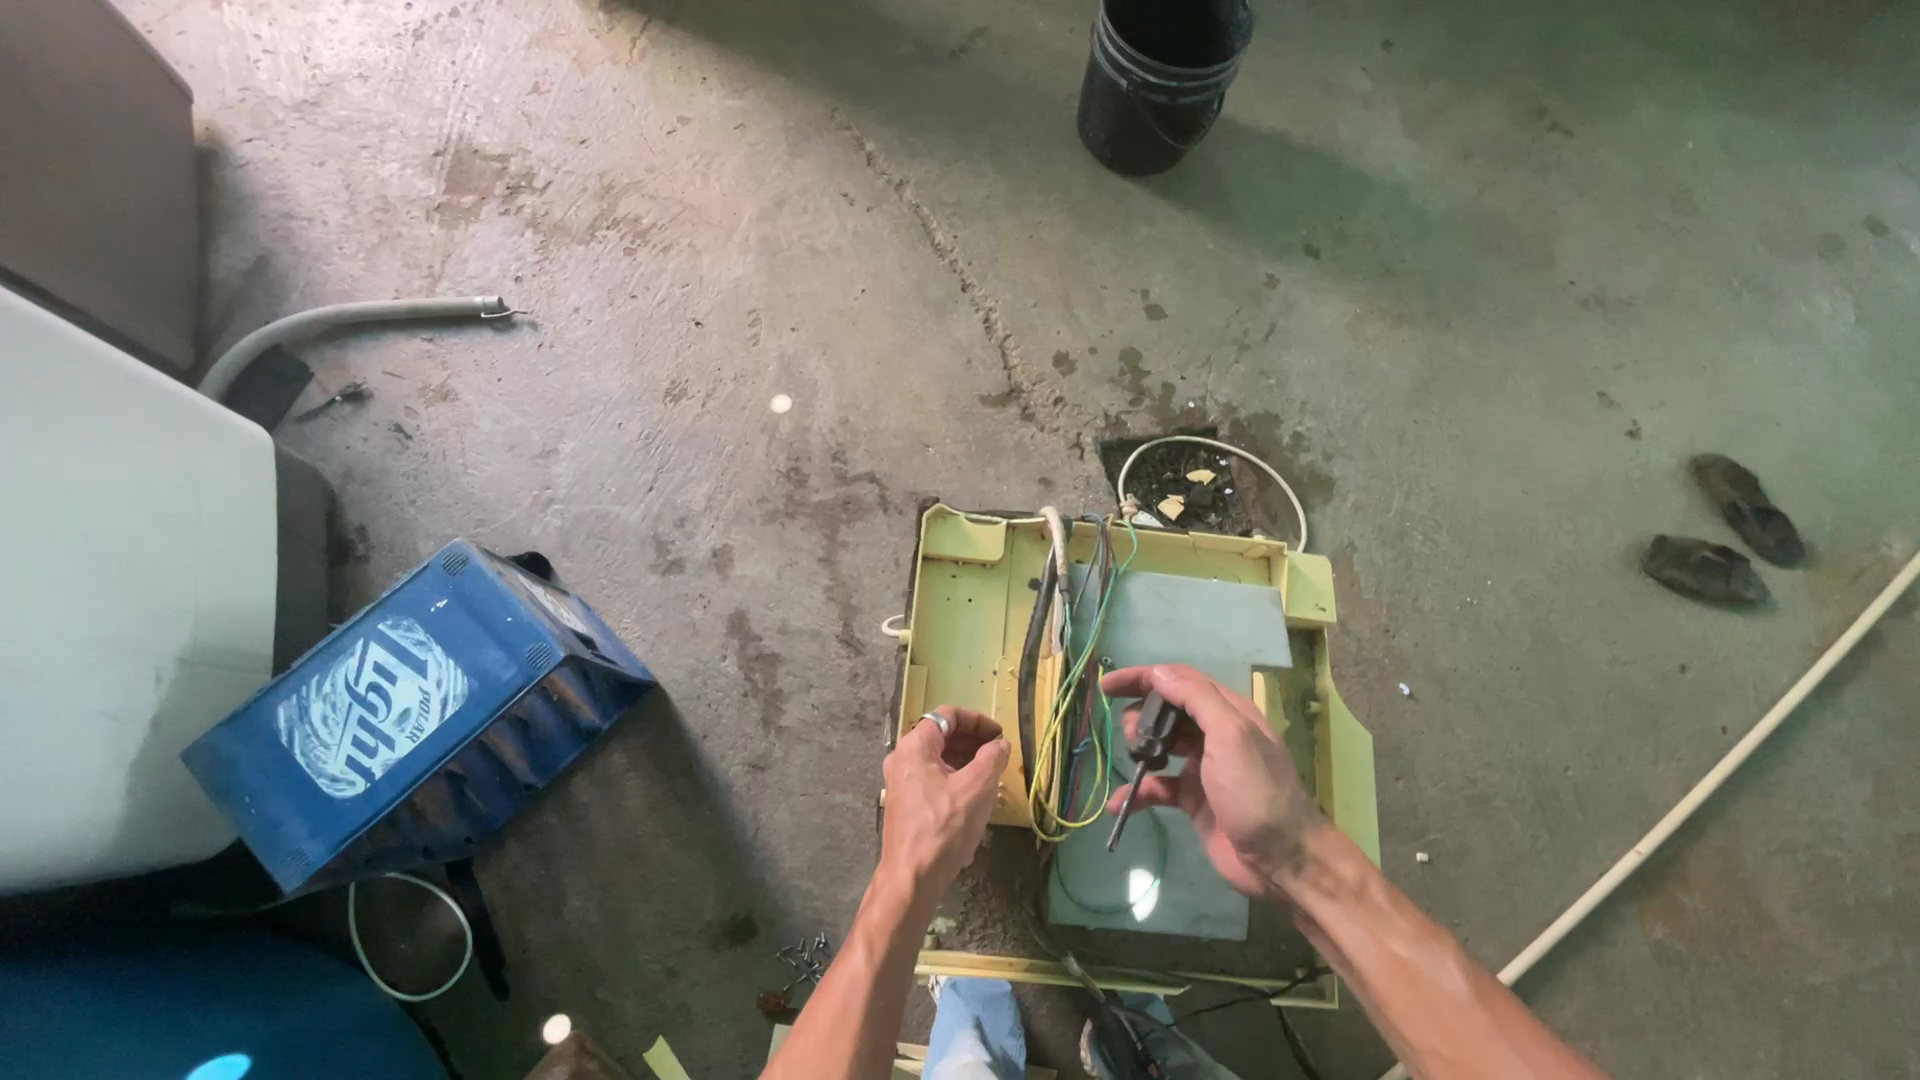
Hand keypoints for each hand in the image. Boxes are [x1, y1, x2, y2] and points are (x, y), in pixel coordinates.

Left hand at [879, 705, 1009, 899]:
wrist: (912, 876)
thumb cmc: (945, 826)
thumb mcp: (977, 787)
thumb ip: (992, 758)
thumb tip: (1000, 744)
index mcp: (915, 746)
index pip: (948, 715)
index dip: (977, 720)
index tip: (999, 734)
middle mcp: (902, 758)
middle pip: (941, 735)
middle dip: (973, 741)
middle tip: (998, 753)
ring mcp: (901, 781)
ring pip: (938, 758)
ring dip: (966, 760)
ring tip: (991, 775)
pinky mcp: (905, 803)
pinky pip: (932, 778)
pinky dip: (954, 778)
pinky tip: (974, 797)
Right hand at [1103, 664, 1322, 899]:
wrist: (1282, 860)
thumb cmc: (1257, 792)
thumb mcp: (1231, 736)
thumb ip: (1196, 699)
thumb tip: (1158, 673)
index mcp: (1228, 712)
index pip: (1180, 680)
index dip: (1143, 678)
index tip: (1108, 685)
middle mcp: (1214, 735)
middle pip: (1167, 711)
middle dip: (1141, 714)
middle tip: (1129, 733)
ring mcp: (1203, 768)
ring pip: (1160, 746)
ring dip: (1139, 748)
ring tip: (1133, 759)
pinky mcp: (1193, 800)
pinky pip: (1158, 787)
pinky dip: (1138, 792)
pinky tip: (1120, 803)